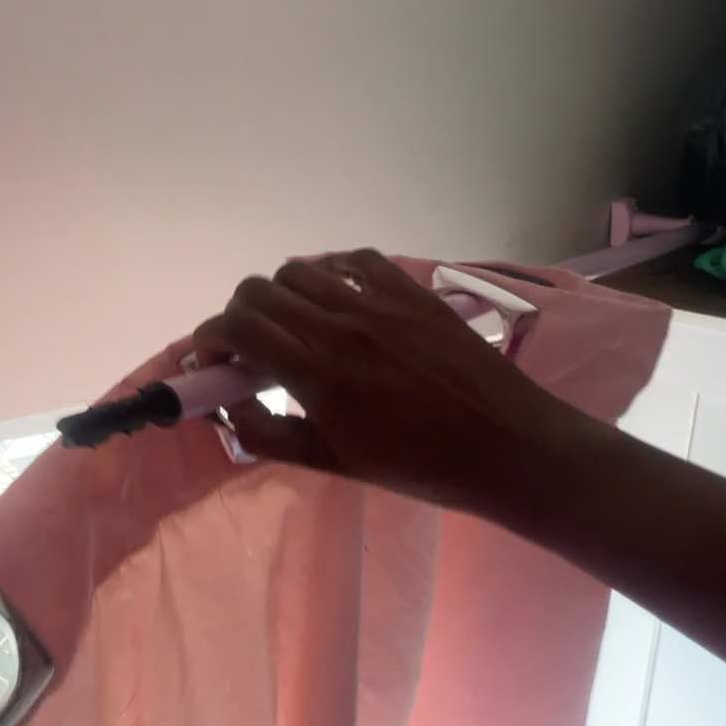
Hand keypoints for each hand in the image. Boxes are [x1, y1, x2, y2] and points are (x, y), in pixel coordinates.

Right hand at [199, 249, 598, 517]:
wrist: (515, 452)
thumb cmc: (418, 466)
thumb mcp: (330, 463)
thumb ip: (264, 434)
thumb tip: (224, 405)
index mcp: (318, 375)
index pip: (235, 328)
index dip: (210, 339)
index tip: (215, 359)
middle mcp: (340, 330)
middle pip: (255, 291)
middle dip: (237, 316)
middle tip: (251, 345)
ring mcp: (378, 306)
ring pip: (296, 271)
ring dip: (279, 295)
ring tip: (294, 322)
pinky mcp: (411, 294)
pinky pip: (353, 259)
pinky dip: (330, 270)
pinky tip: (335, 296)